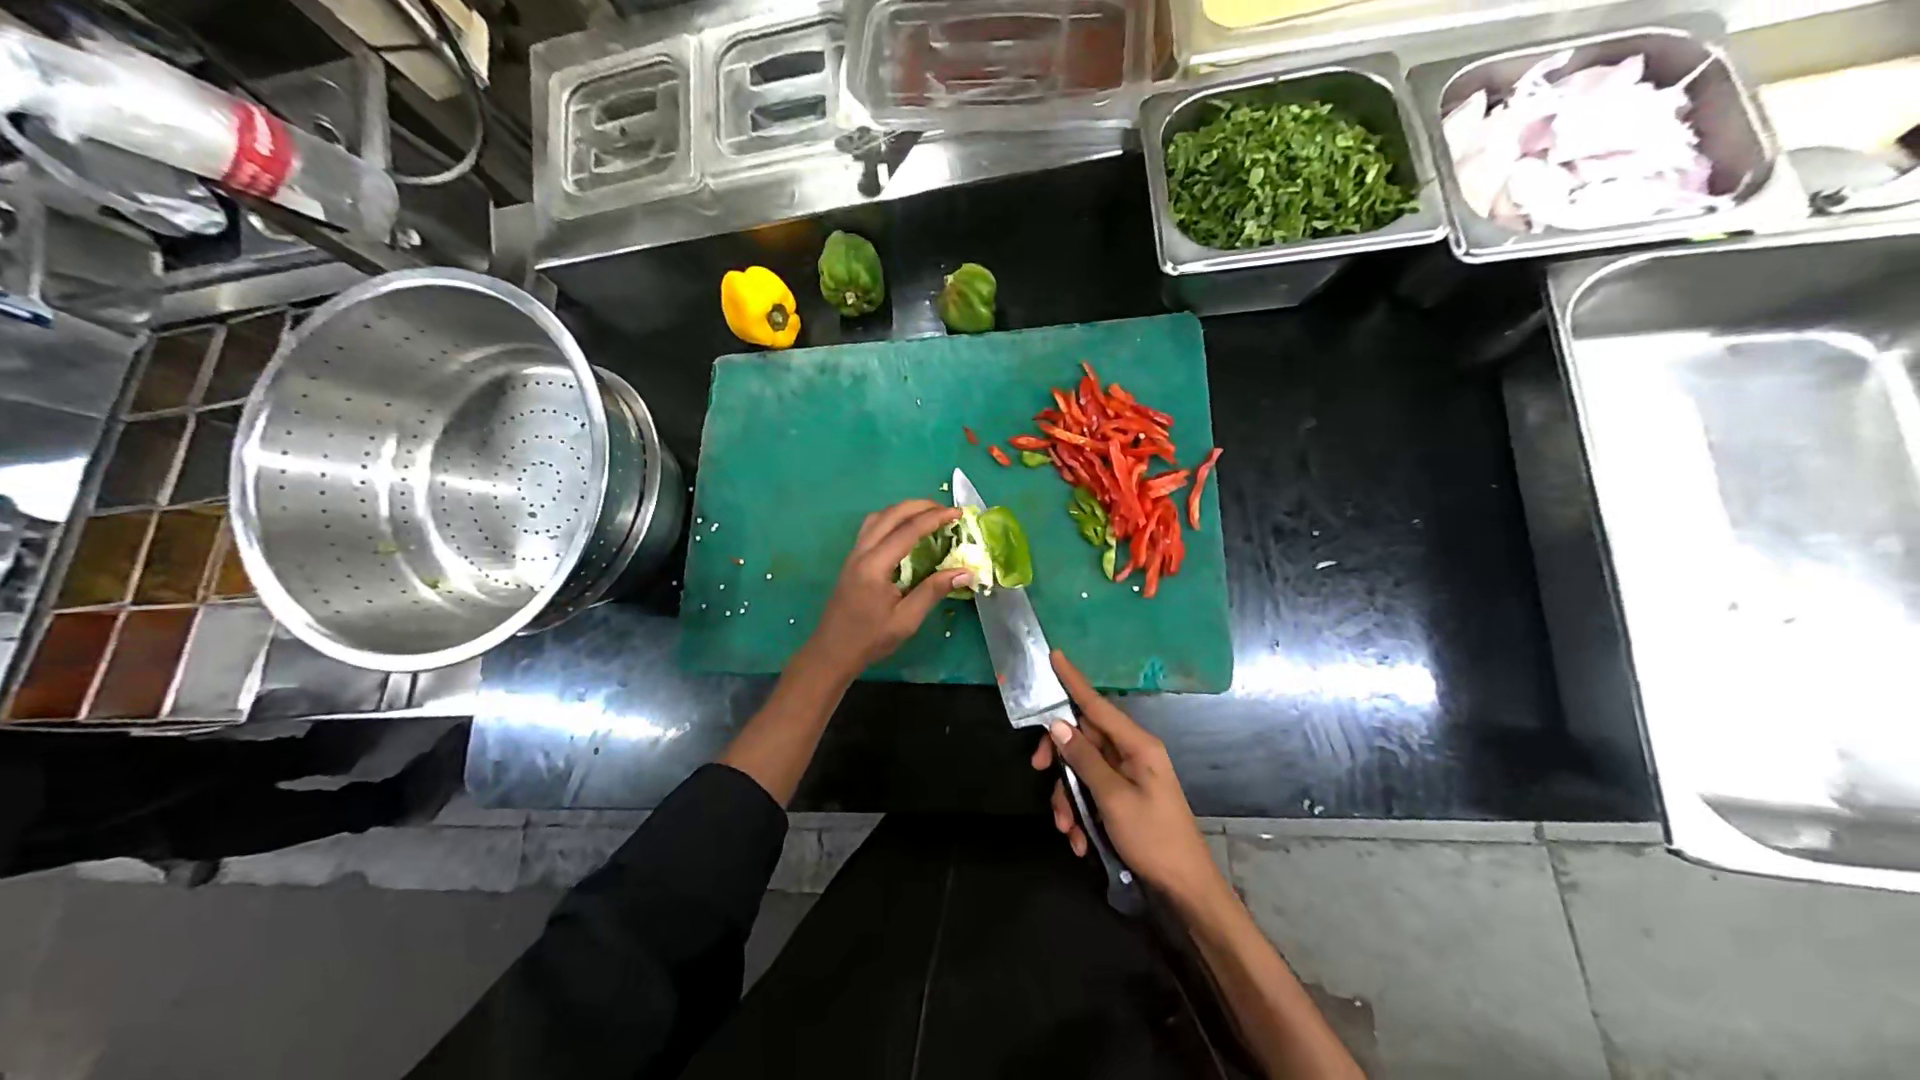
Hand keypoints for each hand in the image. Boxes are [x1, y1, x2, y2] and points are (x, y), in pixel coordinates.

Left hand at [801, 499, 969, 682]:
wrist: (832, 652)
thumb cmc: (870, 639)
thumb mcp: (907, 620)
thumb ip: (933, 591)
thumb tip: (965, 572)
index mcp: (875, 565)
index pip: (908, 530)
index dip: (935, 518)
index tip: (957, 513)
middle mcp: (862, 552)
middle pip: (891, 514)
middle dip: (920, 506)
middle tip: (946, 510)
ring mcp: (854, 554)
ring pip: (878, 517)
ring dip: (903, 510)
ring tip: (927, 514)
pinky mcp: (852, 560)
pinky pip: (872, 528)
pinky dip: (892, 520)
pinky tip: (905, 530)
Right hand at [1031, 650, 1225, 909]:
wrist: (1185, 888)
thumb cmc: (1153, 838)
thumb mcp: (1113, 798)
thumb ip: (1084, 759)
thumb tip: (1058, 725)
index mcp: (1137, 745)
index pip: (1098, 705)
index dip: (1074, 681)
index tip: (1055, 655)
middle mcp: (1132, 753)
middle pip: (1082, 739)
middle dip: (1060, 762)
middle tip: (1040, 773)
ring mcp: (1128, 776)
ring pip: (1081, 770)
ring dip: (1068, 798)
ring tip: (1069, 831)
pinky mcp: (1123, 798)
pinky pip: (1090, 792)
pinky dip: (1081, 813)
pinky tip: (1081, 841)